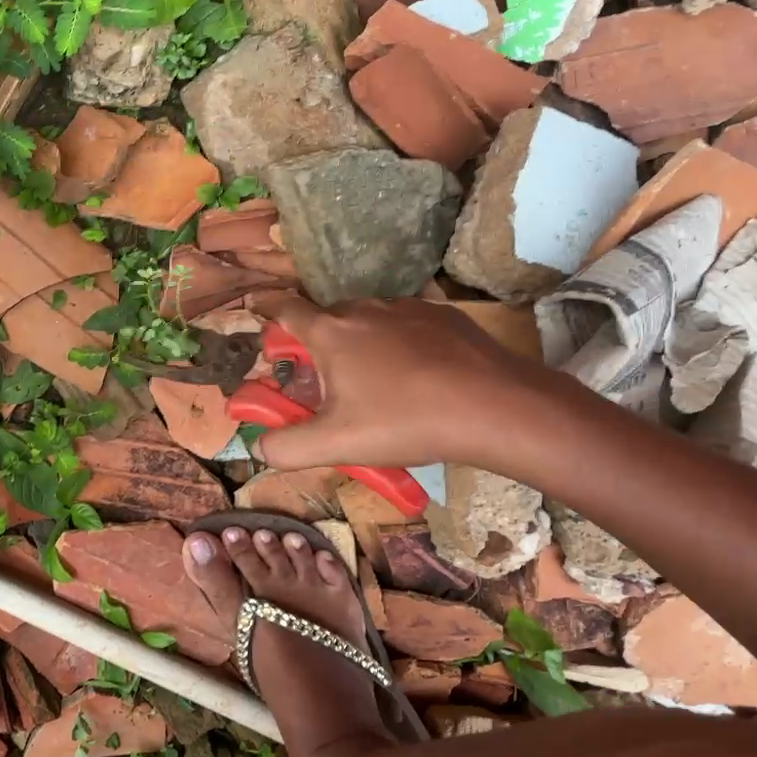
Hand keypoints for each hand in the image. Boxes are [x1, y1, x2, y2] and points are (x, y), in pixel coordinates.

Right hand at [251, 297, 577, 471]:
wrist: (499, 408)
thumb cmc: (407, 422)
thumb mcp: (336, 444)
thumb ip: (286, 448)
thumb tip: (260, 447)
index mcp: (329, 332)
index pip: (284, 309)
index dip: (266, 310)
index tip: (257, 311)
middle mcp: (362, 309)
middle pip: (326, 318)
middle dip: (317, 343)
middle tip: (325, 381)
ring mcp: (406, 308)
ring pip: (367, 321)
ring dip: (360, 343)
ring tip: (377, 384)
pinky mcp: (443, 316)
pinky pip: (405, 325)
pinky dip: (399, 343)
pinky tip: (418, 377)